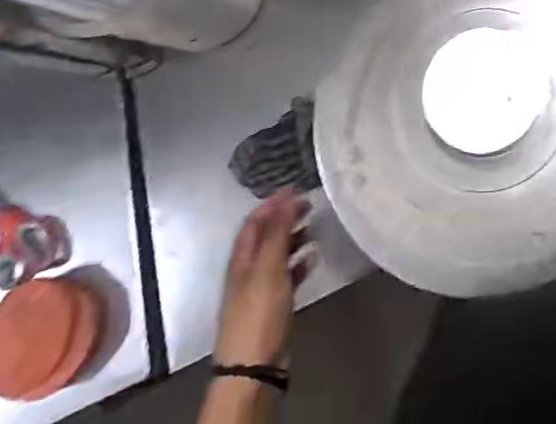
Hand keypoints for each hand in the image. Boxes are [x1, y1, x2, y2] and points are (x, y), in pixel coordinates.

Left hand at [214, 188, 312, 366]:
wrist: (253, 367)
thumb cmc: (258, 312)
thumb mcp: (268, 268)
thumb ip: (277, 233)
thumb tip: (286, 198)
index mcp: (241, 258)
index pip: (254, 222)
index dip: (272, 203)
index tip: (294, 188)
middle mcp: (249, 270)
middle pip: (266, 235)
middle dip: (285, 217)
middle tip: (309, 204)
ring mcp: (261, 288)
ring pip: (278, 254)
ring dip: (294, 238)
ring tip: (314, 227)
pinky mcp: (274, 305)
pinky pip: (287, 276)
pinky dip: (300, 263)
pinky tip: (313, 259)